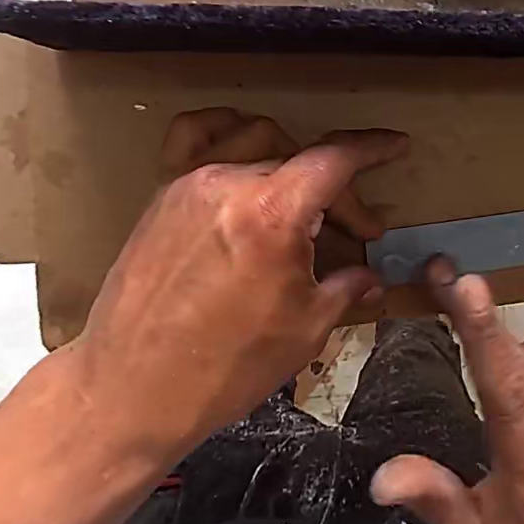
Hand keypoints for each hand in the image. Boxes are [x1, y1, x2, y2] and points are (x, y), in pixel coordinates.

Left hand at [61, 108, 408, 459]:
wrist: (127, 395)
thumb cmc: (225, 367)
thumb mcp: (305, 328)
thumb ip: (346, 287)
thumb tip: (371, 278)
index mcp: (272, 214)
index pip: (335, 158)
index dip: (374, 147)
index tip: (396, 145)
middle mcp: (231, 182)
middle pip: (302, 162)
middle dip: (339, 193)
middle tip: (356, 233)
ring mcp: (191, 182)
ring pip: (258, 140)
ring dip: (293, 163)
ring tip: (303, 198)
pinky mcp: (163, 193)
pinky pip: (193, 135)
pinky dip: (225, 129)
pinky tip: (241, 147)